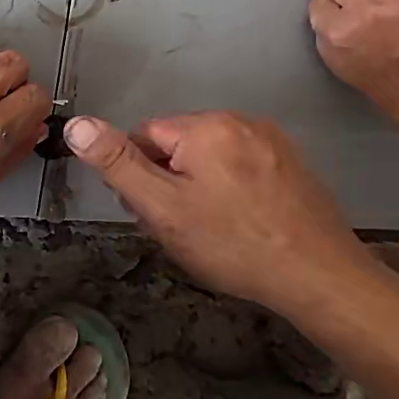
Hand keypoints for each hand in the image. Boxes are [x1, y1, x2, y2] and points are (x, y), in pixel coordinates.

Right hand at [61, 112, 375, 311]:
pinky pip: (239, 165)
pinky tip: (240, 223)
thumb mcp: (162, 207)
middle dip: (168, 180)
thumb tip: (78, 124)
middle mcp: (239, 120)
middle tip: (180, 226)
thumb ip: (117, 163)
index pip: (144, 136)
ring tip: (210, 229)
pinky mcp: (290, 162)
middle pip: (177, 144)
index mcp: (204, 126)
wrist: (320, 279)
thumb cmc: (232, 244)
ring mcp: (270, 140)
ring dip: (197, 185)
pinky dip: (230, 188)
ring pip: (208, 156)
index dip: (139, 176)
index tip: (152, 211)